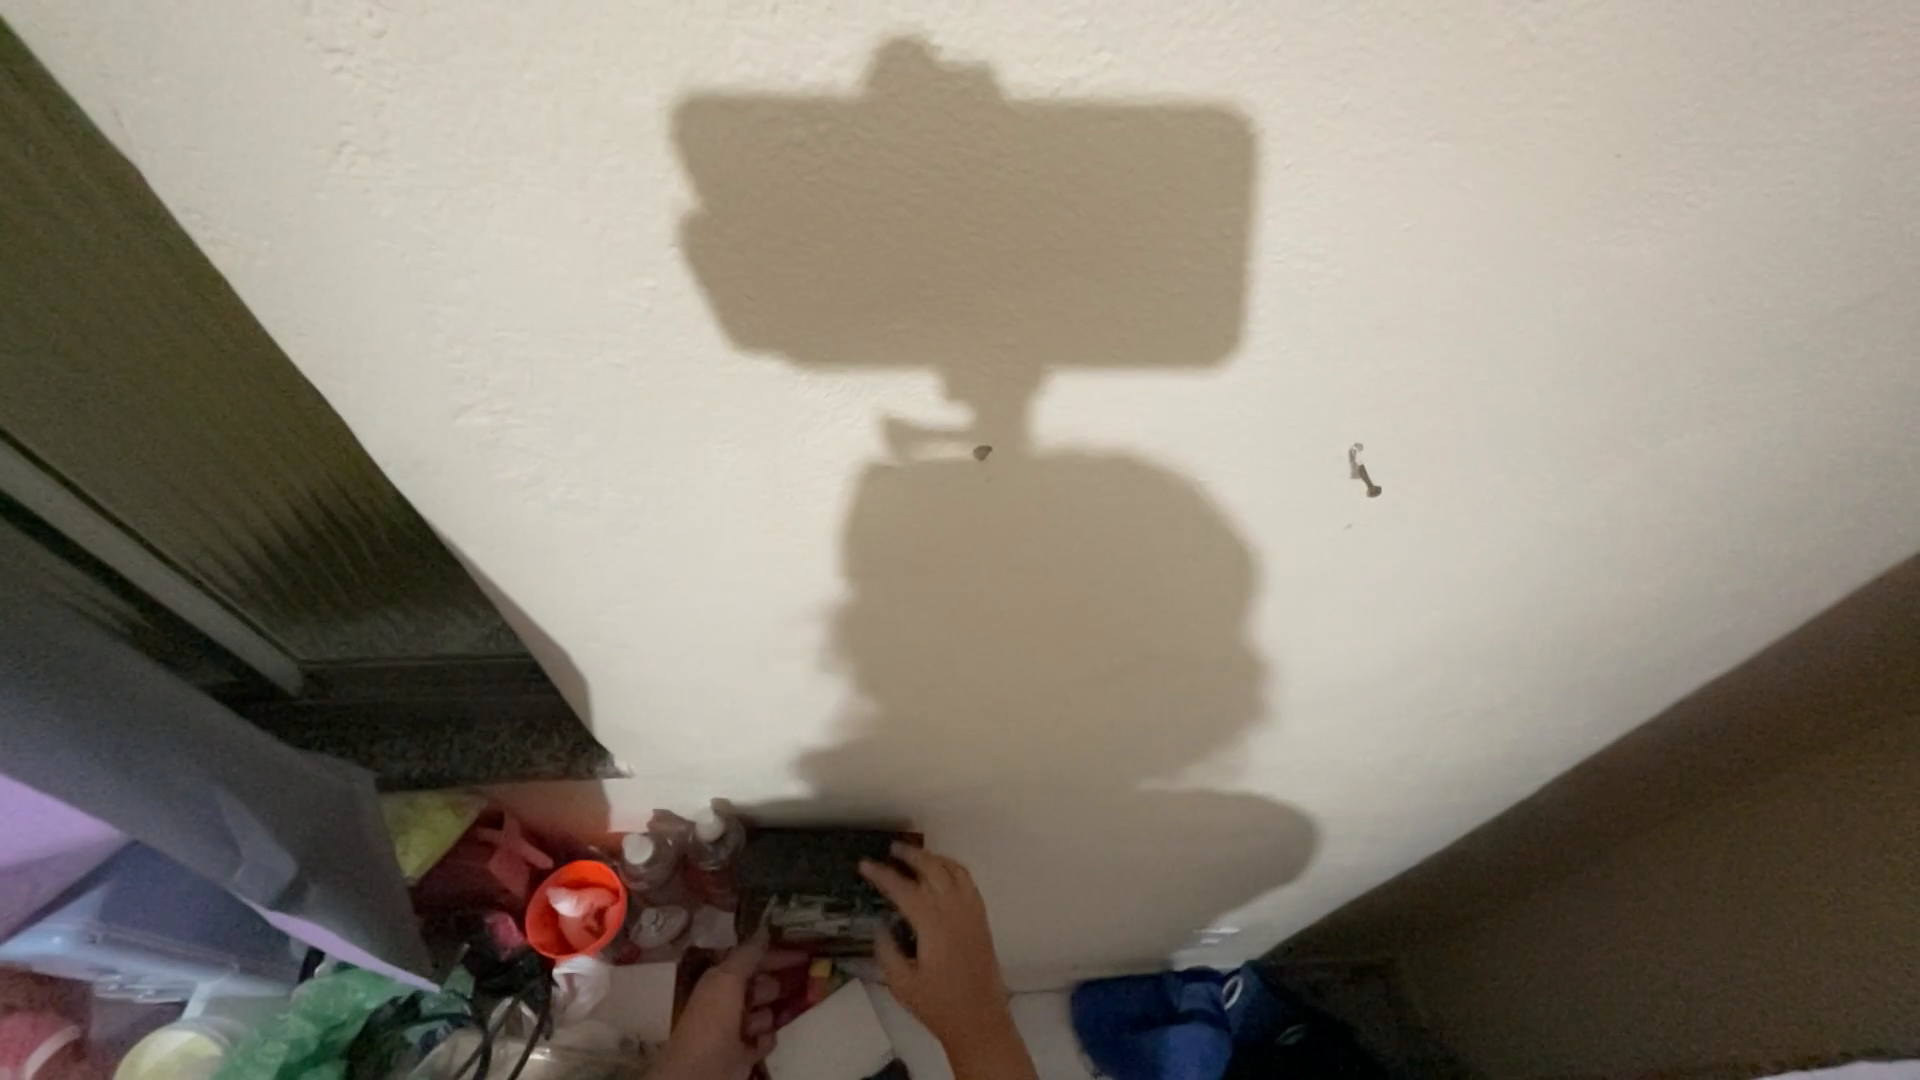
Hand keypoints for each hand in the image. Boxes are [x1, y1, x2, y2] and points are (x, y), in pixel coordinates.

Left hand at [651, 930, 804, 1079]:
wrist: (699, 1076)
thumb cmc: (712, 1022)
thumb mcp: (728, 979)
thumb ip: (748, 953)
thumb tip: (765, 926)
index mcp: (721, 979)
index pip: (753, 959)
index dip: (776, 954)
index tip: (803, 953)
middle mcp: (729, 1001)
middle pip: (762, 985)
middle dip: (773, 985)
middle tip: (789, 986)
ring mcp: (737, 1029)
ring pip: (766, 1012)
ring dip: (768, 1015)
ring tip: (759, 1024)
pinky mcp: (745, 1054)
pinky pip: (766, 1039)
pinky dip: (765, 1039)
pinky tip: (759, 1043)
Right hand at [858, 845, 1014, 1049]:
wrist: (979, 1020)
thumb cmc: (938, 1005)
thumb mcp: (902, 984)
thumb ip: (887, 951)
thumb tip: (881, 926)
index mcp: (933, 924)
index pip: (903, 889)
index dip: (882, 875)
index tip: (864, 864)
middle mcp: (954, 909)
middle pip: (932, 868)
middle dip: (910, 856)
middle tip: (891, 850)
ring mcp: (971, 910)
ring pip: (952, 869)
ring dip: (932, 858)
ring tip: (914, 856)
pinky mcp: (981, 916)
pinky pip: (967, 880)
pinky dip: (952, 867)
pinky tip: (941, 872)